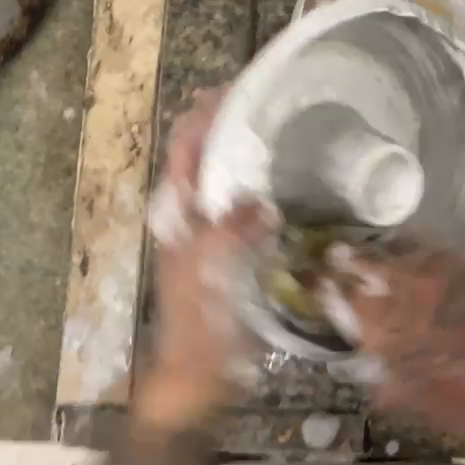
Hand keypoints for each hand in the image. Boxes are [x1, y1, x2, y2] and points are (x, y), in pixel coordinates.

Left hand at [139, 89, 278, 429]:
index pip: (187, 146)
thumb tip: (260, 201)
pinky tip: (286, 184)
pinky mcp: (229, 252)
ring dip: (242, 150)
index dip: (206, 113)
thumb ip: (230, 233)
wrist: (195, 376)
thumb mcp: (210, 275)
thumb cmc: (198, 326)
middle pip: (204, 155)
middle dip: (227, 123)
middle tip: (267, 100)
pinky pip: (243, 207)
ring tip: (280, 129)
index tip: (239, 87)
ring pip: (223, 178)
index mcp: (177, 213)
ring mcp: (208, 234)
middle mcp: (189, 216)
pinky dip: (259, 185)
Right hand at [316, 244, 464, 450]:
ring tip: (355, 245)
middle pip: (369, 272)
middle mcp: (415, 304)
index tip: (310, 280)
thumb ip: (389, 383)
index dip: (326, 290)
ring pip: (397, 256)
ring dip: (372, 251)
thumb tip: (362, 366)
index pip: (350, 305)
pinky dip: (411, 244)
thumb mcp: (426, 408)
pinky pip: (432, 250)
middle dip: (344, 262)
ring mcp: (444, 284)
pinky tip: (403, 243)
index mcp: (396, 339)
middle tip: (326, 253)